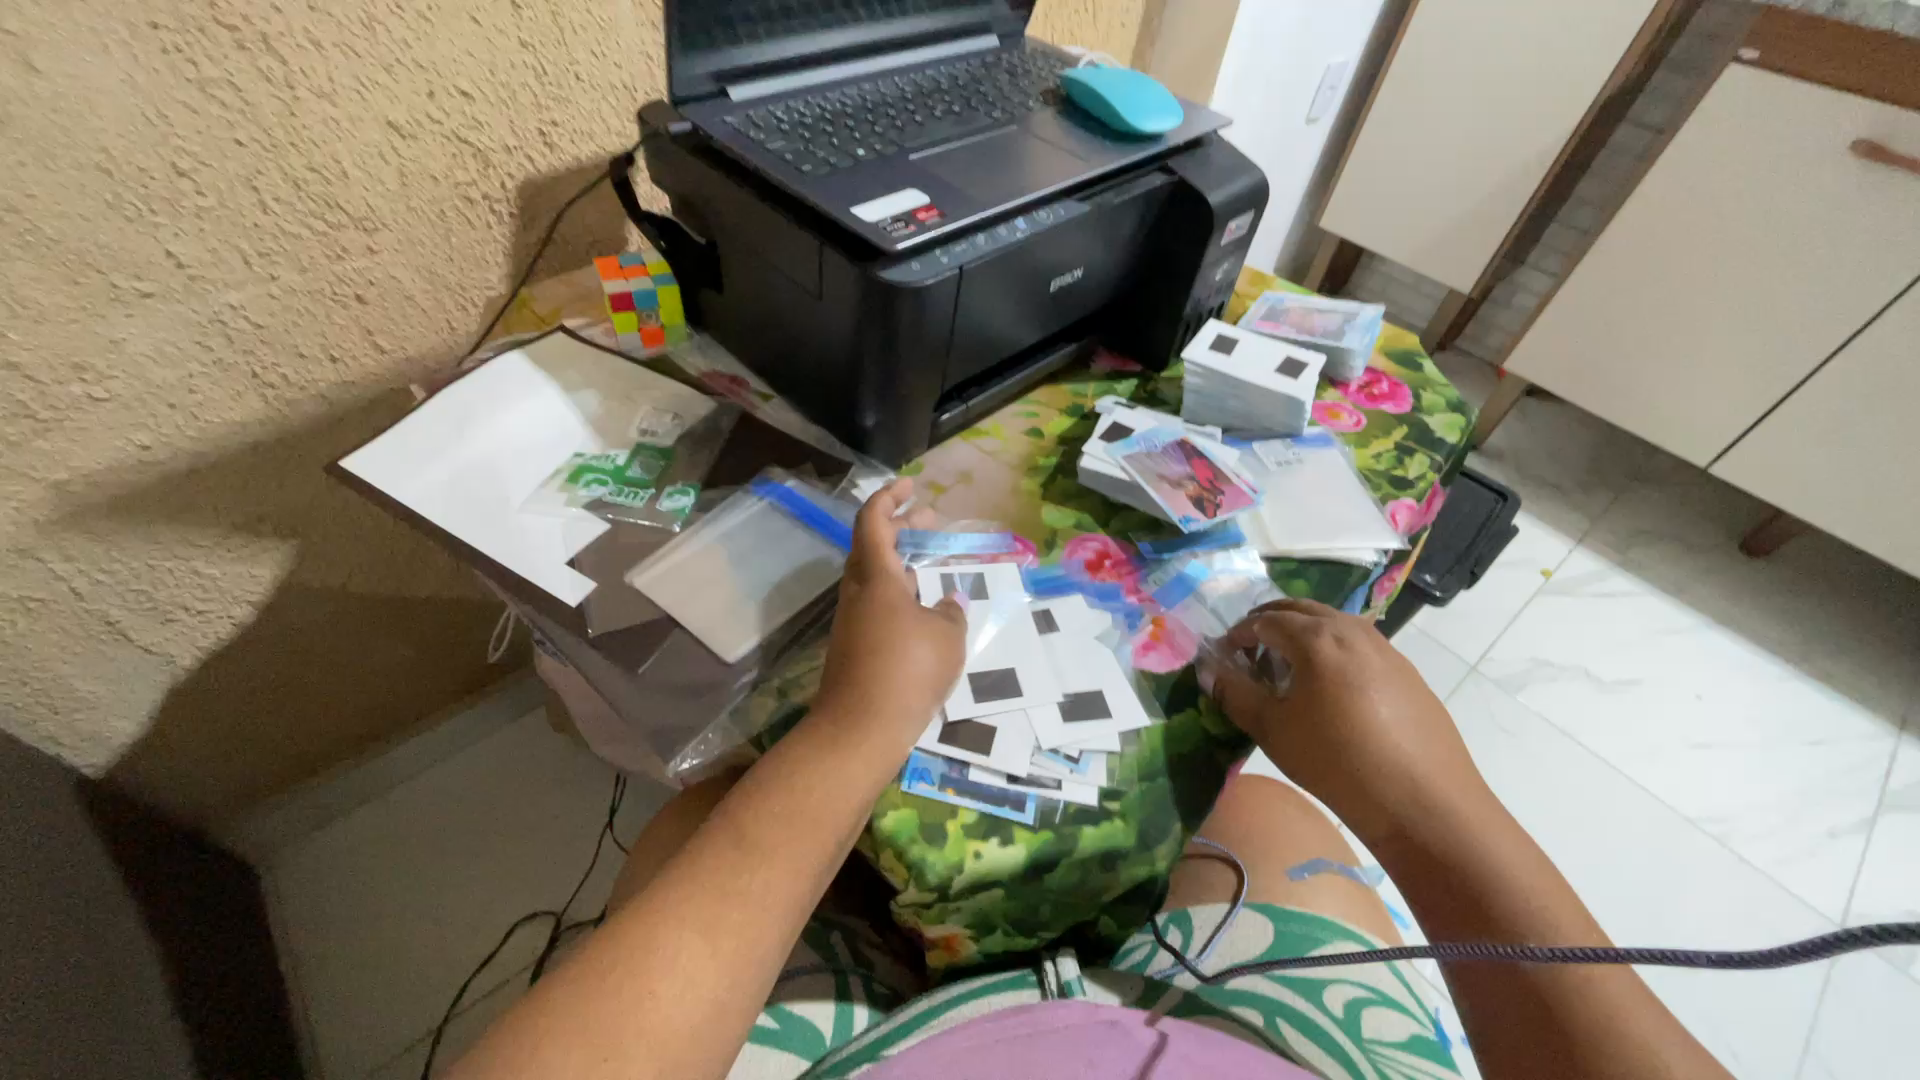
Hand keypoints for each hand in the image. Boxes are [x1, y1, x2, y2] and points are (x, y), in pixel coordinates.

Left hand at [813, 479, 967, 736]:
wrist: (860, 729)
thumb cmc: (907, 671)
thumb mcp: (946, 636)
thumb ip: (951, 611)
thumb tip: (949, 602)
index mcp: (876, 577)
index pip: (873, 520)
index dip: (890, 496)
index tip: (911, 484)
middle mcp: (858, 592)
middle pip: (873, 545)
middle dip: (901, 526)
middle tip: (931, 519)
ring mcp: (852, 620)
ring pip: (874, 575)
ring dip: (901, 560)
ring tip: (933, 562)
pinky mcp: (855, 645)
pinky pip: (877, 603)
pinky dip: (899, 592)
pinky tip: (924, 609)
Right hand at [1199, 598, 1496, 847]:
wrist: (1422, 801)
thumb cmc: (1336, 761)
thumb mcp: (1273, 729)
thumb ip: (1235, 693)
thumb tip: (1208, 670)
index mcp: (1316, 638)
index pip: (1265, 620)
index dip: (1238, 634)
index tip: (1225, 656)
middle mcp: (1351, 630)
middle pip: (1301, 609)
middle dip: (1269, 622)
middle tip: (1250, 650)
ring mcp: (1385, 648)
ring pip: (1333, 623)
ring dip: (1303, 632)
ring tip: (1288, 667)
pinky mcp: (1406, 671)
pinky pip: (1359, 644)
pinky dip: (1332, 649)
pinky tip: (1330, 689)